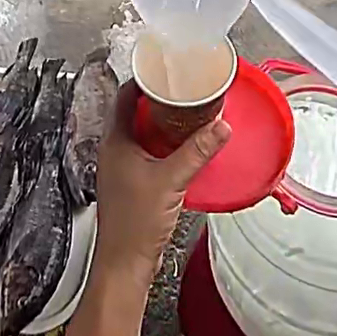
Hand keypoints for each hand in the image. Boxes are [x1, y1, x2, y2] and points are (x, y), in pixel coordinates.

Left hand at [93, 84, 228, 274]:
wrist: (124, 266)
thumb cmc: (134, 225)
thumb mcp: (171, 180)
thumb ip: (198, 151)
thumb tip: (221, 126)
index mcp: (115, 142)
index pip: (125, 96)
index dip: (143, 79)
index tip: (165, 69)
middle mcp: (115, 151)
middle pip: (134, 111)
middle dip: (158, 98)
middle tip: (183, 88)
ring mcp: (122, 167)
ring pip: (142, 131)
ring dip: (162, 120)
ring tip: (188, 111)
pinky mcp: (132, 182)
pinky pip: (148, 150)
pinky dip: (165, 141)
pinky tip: (185, 145)